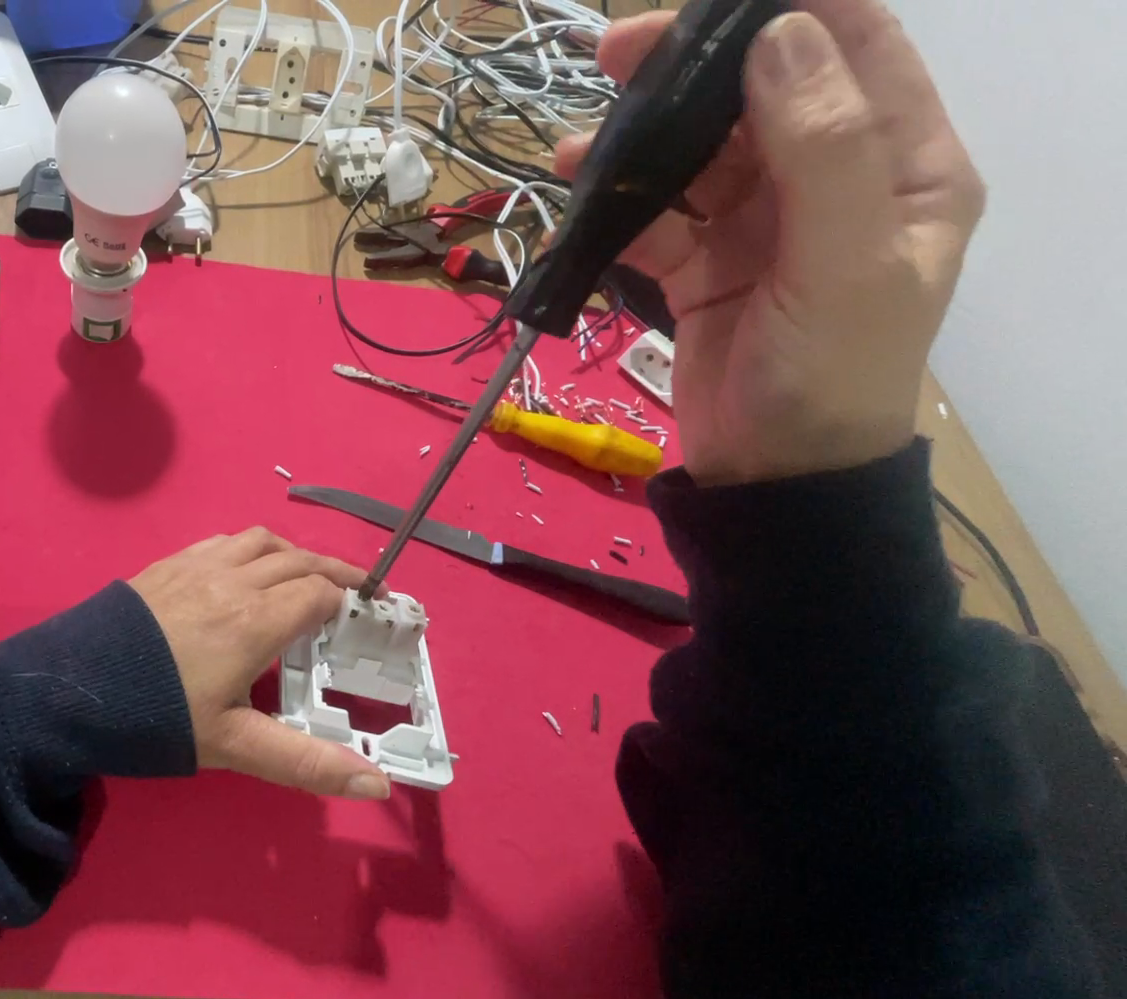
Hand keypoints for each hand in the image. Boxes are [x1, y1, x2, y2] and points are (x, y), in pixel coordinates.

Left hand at [128, 529, 392, 800]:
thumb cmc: (157, 717)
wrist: (70, 691)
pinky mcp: (165, 565)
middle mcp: (231, 580)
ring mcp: (195, 566)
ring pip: (258, 541)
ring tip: (303, 575)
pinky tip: (241, 570)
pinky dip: (248, 548)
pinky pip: (220, 542)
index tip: (367, 614)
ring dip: (291, 553)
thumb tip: (377, 785)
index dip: (349, 601)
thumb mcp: (235, 746)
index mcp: (255, 620)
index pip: (319, 593)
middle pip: (297, 560)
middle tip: (356, 589)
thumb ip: (306, 763)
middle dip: (333, 572)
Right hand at [555, 1, 983, 485]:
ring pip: (695, 161)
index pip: (854, 52)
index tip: (704, 8)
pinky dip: (617, 214)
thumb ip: (822, 149)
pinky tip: (578, 207)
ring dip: (639, 150)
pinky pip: (658, 224)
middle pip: (757, 99)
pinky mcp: (702, 271)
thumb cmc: (830, 373)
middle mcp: (830, 184)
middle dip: (688, 76)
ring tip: (573, 149)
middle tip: (612, 56)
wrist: (772, 476)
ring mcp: (758, 230)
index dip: (790, 12)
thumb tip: (780, 36)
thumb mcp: (845, 261)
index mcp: (901, 165)